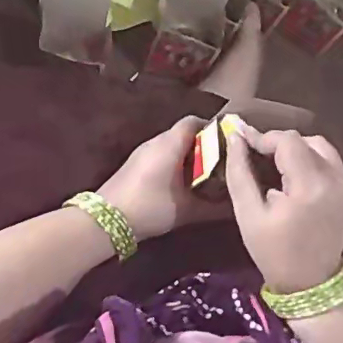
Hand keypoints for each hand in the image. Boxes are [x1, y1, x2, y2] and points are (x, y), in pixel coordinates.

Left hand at [97, 116, 227, 240]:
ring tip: (206, 176)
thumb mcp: (186, 210)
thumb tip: (237, 205)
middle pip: (184, 134)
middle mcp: (155, 142)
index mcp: (170, 143)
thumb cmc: (150, 207)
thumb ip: (214, 207)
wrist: (106, 220)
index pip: (195, 122)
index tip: (229, 145)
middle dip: (204, 147)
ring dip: (188, 158)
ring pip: (171, 147)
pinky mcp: (134, 165)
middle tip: (223, 165)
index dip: (214, 129)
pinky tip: (182, 185)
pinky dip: (173, 165)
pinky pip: (160, 157)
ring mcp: (142, 153)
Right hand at [225, 127, 342, 292]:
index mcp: (310, 185)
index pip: (286, 142)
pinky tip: (287, 170)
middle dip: (275, 141)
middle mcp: (333, 177)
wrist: (310, 283)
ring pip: (317, 145)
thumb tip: (235, 139)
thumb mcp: (248, 214)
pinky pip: (326, 158)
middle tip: (250, 152)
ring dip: (292, 147)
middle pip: (302, 139)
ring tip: (268, 160)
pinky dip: (306, 156)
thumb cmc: (274, 253)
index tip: (239, 141)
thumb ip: (239, 173)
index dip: (261, 137)